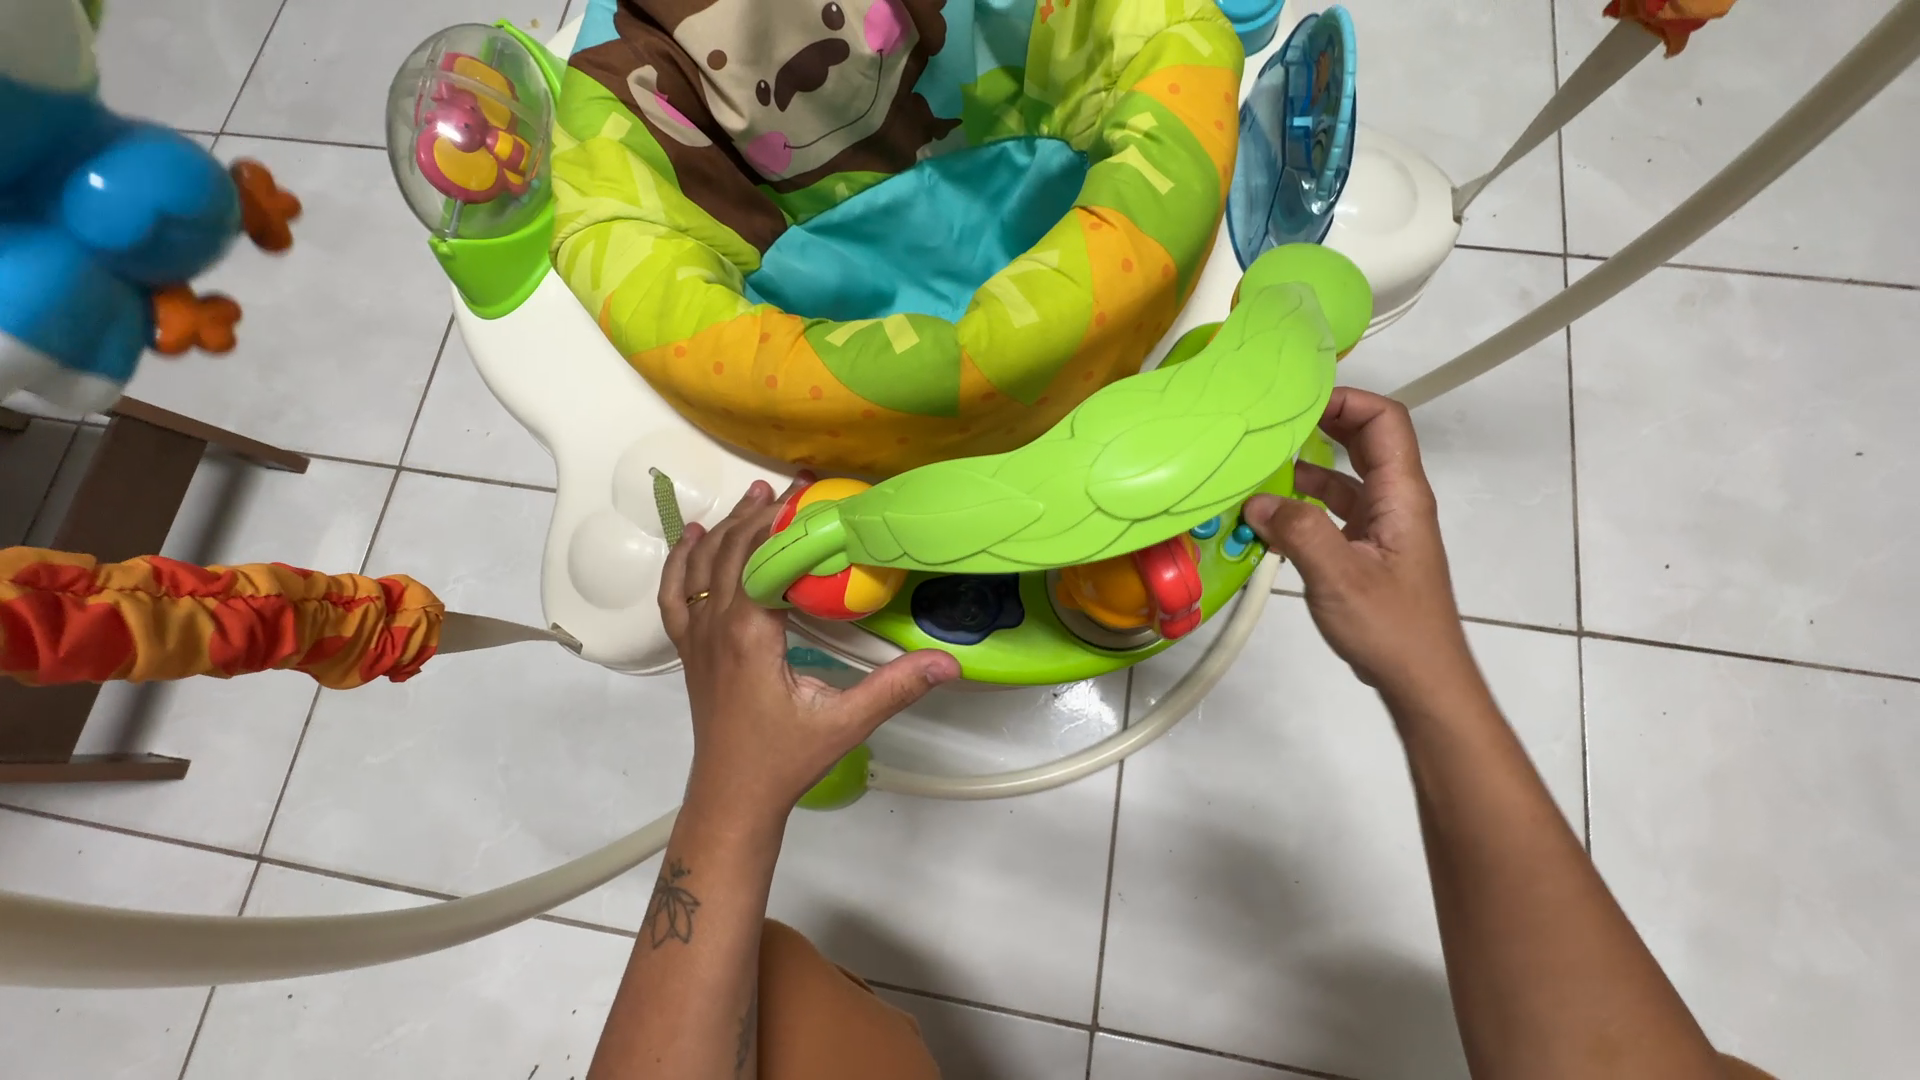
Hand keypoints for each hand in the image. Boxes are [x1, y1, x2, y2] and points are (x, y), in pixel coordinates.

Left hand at [658, 477, 960, 823]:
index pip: (765, 558)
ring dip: (727, 527)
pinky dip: (682, 560)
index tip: (816, 497)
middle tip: (797, 487)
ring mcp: (696, 637)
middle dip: (762, 515)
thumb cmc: (784, 759)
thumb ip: (896, 688)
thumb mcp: (845, 722)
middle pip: (733, 551)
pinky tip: (696, 538)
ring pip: (702, 565)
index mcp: (750, 634)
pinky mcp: (690, 649)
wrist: (731, 797)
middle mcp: (716, 625)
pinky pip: (675, 593)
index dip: (788, 523)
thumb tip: (950, 662)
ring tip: (754, 495)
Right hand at [1243, 388, 1475, 695]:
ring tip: (1255, 472)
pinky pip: (1329, 514)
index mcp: (1401, 496)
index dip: (1347, 400)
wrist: (1420, 679)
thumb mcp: (1339, 576)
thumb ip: (1298, 532)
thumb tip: (1256, 502)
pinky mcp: (1363, 552)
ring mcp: (1378, 528)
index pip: (1385, 421)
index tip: (1298, 402)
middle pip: (1362, 443)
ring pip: (1341, 480)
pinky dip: (1298, 509)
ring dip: (1302, 471)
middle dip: (1319, 427)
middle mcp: (1393, 503)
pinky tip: (1264, 522)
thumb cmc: (1390, 626)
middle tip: (1269, 427)